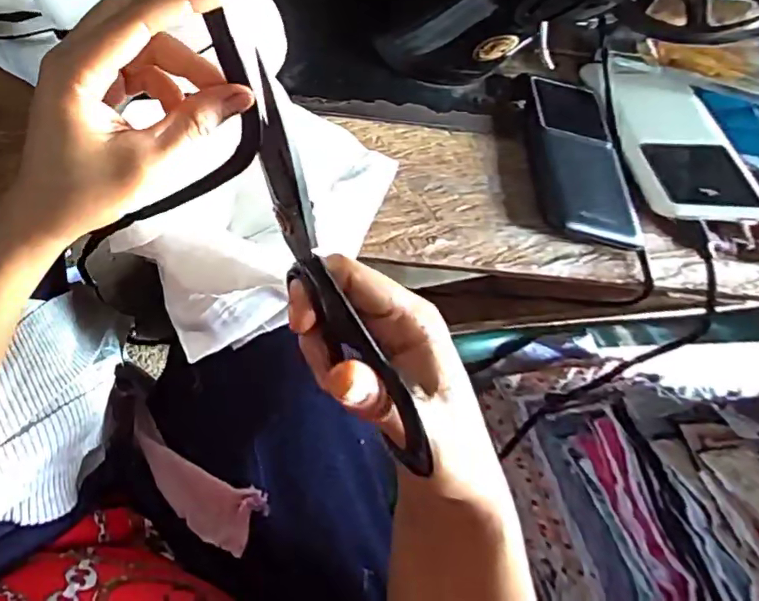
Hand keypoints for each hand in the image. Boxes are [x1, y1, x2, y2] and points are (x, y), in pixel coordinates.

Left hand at [0, 0, 254, 243]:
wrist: (41, 214)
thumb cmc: (77, 194)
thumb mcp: (145, 163)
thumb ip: (193, 124)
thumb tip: (236, 96)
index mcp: (76, 70)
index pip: (138, 16)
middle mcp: (71, 57)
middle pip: (130, 7)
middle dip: (179, 1)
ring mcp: (77, 66)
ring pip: (138, 37)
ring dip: (178, 58)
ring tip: (211, 93)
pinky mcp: (87, 79)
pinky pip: (132, 60)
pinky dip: (162, 75)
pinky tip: (181, 106)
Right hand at [287, 256, 515, 516]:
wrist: (457, 486)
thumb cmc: (452, 455)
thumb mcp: (420, 430)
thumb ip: (378, 400)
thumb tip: (342, 375)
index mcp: (413, 318)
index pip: (348, 272)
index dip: (314, 286)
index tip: (302, 324)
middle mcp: (393, 315)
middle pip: (330, 286)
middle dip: (312, 320)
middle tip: (318, 359)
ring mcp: (379, 330)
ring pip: (323, 310)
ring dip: (315, 344)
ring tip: (333, 383)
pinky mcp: (365, 347)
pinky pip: (326, 333)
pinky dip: (320, 355)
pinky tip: (337, 384)